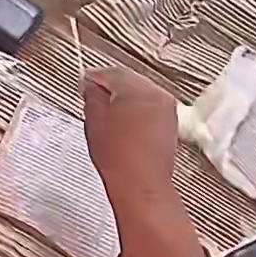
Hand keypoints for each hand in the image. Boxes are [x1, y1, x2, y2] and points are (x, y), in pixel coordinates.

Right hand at [81, 66, 180, 207]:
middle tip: (93, 95)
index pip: (112, 72)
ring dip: (125, 95)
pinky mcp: (171, 121)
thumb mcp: (95, 123)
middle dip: (111, 85)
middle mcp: (156, 93)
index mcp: (135, 89)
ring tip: (107, 110)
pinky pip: (151, 104)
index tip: (84, 83)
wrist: (141, 184)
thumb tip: (91, 87)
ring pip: (142, 90)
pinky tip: (124, 120)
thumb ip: (92, 98)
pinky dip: (137, 107)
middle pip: (129, 79)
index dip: (95, 77)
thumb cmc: (118, 157)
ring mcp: (167, 107)